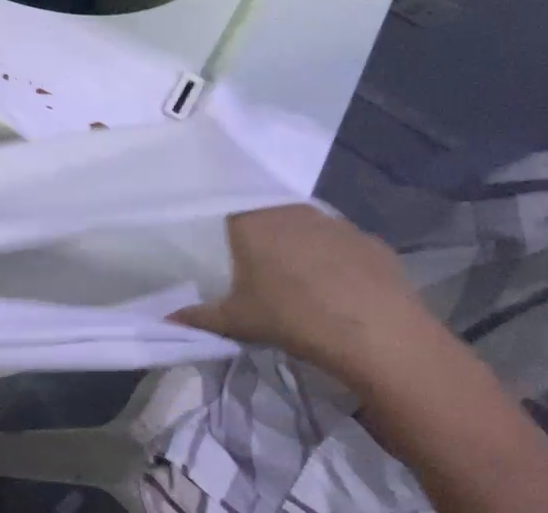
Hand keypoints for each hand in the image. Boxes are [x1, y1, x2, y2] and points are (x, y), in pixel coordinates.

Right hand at [171, 203, 434, 379]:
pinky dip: (342, 261)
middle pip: (272, 215)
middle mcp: (291, 212)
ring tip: (304, 280)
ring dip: (305, 246)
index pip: (231, 208)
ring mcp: (337, 226)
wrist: (382, 338)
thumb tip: (165, 320)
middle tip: (263, 266)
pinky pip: (347, 246)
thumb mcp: (238, 322)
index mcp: (252, 221)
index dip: (231, 226)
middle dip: (268, 236)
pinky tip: (344, 290)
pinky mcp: (374, 245)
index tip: (231, 246)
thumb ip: (200, 316)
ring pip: (310, 228)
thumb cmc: (294, 318)